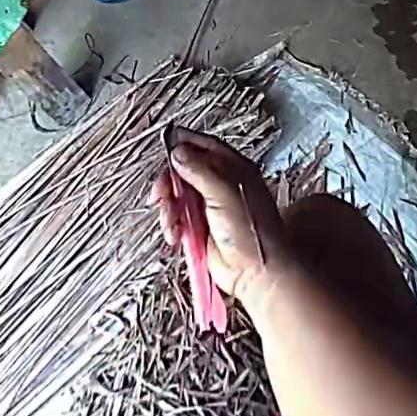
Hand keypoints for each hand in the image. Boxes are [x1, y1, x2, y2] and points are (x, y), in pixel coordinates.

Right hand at [150, 128, 289, 309]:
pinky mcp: (198, 228)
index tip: (166, 142)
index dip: (185, 142)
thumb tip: (178, 151)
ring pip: (177, 196)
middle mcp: (219, 184)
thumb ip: (200, 170)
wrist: (255, 273)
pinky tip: (175, 236)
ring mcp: (208, 206)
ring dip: (169, 209)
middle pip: (185, 171)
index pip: (205, 146)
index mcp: (232, 168)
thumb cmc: (250, 229)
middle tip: (161, 194)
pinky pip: (176, 219)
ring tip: (172, 223)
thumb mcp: (225, 192)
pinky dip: (171, 226)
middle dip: (169, 182)